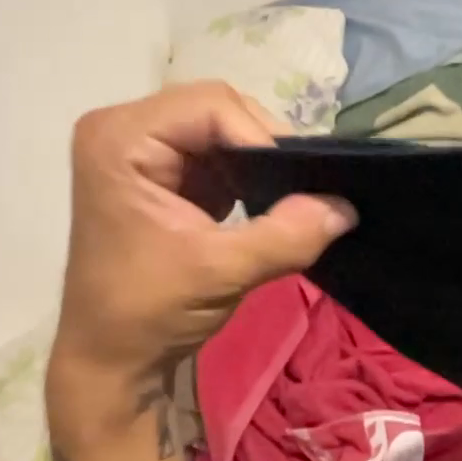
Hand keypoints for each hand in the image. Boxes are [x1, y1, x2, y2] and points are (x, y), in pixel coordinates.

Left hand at [52, 81, 354, 395]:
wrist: (115, 354)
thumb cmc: (149, 308)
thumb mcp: (222, 271)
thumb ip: (285, 235)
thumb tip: (346, 208)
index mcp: (122, 138)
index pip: (211, 106)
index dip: (262, 139)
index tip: (297, 190)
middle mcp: (128, 131)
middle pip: (219, 111)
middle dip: (266, 150)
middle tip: (300, 196)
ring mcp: (147, 154)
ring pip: (226, 133)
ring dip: (263, 166)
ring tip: (289, 203)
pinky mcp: (169, 179)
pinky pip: (223, 160)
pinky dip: (253, 180)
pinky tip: (269, 208)